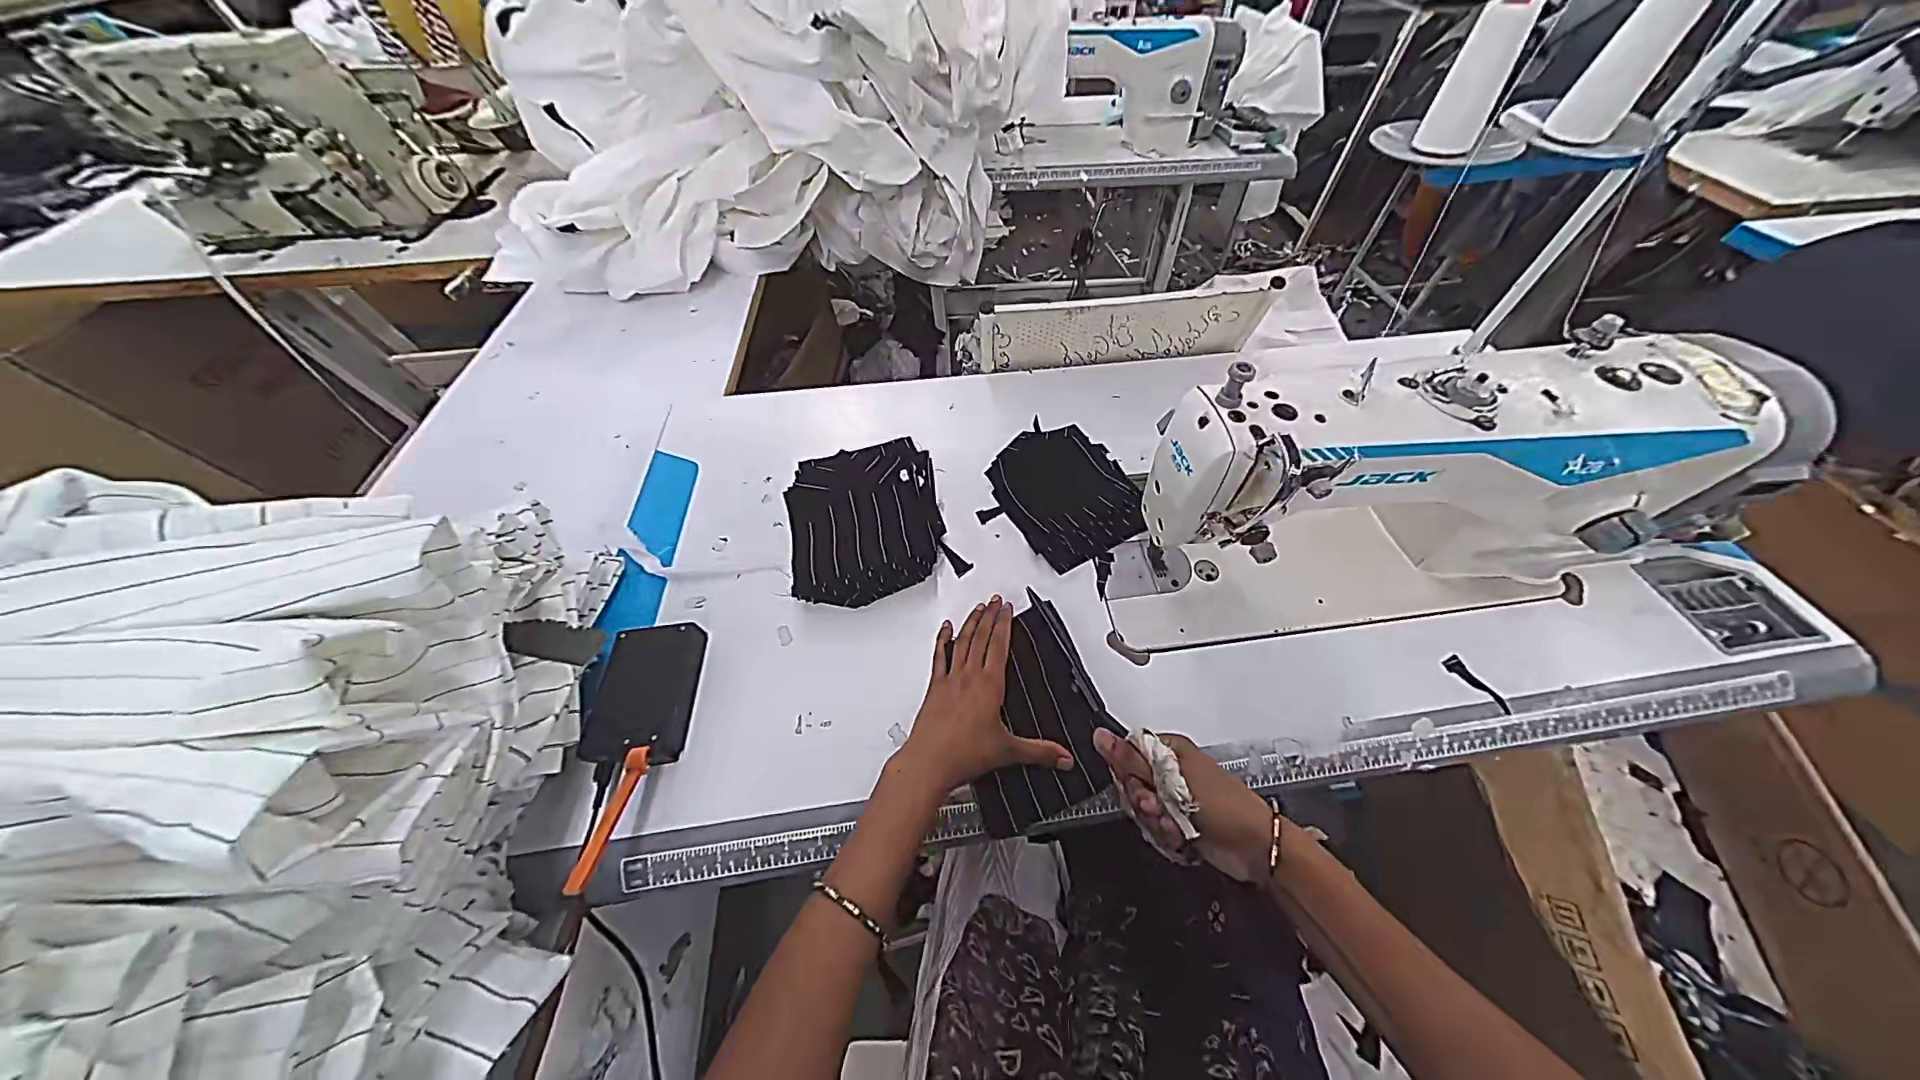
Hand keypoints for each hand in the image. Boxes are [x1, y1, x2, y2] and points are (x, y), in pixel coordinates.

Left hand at [896, 597, 1074, 796]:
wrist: (929, 763)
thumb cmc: (963, 755)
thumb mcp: (1008, 752)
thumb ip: (1040, 752)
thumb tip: (1062, 757)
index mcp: (989, 686)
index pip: (999, 645)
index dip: (1004, 624)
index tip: (1007, 609)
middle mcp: (968, 677)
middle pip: (980, 637)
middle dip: (989, 616)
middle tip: (995, 600)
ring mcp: (949, 680)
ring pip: (961, 642)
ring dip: (970, 623)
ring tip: (977, 609)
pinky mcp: (934, 688)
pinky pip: (940, 657)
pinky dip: (943, 640)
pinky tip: (946, 630)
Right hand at [1093, 728, 1276, 881]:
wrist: (1256, 848)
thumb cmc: (1225, 806)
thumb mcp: (1171, 779)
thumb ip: (1131, 760)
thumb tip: (1101, 736)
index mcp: (1168, 751)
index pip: (1125, 755)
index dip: (1126, 775)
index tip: (1138, 787)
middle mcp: (1170, 772)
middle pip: (1131, 786)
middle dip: (1142, 804)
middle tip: (1158, 807)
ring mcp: (1175, 799)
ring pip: (1141, 812)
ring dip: (1155, 823)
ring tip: (1175, 826)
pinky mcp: (1179, 824)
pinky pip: (1154, 830)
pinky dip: (1165, 837)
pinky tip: (1180, 838)